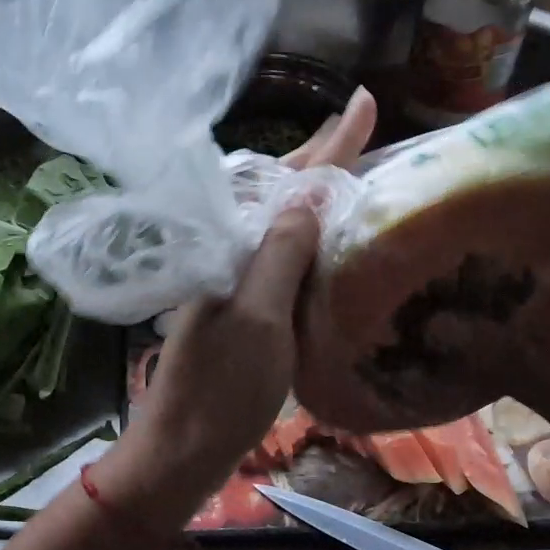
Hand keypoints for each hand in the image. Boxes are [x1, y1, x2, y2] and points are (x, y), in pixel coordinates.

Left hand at [131, 89, 377, 475]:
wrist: (182, 448)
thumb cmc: (220, 389)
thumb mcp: (259, 319)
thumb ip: (281, 255)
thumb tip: (310, 194)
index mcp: (233, 247)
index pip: (289, 183)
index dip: (330, 143)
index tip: (363, 101)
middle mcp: (232, 256)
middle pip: (282, 194)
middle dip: (323, 159)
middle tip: (367, 129)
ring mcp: (238, 284)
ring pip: (283, 226)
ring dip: (318, 196)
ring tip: (359, 171)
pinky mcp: (247, 314)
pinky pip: (283, 262)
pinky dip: (312, 243)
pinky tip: (334, 243)